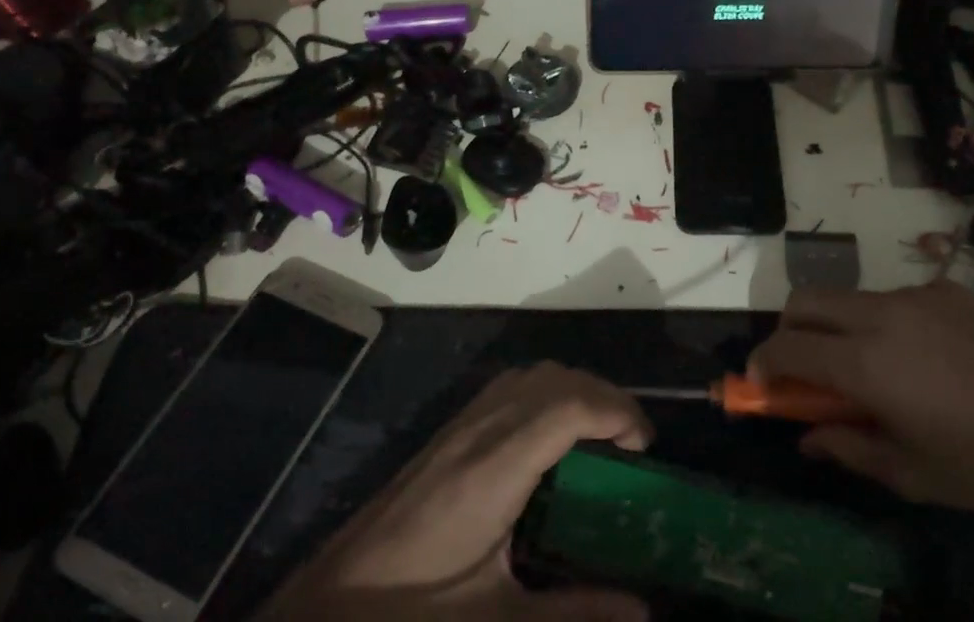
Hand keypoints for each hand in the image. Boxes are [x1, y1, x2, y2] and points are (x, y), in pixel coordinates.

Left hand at [262, 362, 651, 621]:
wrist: (328, 606)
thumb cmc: (413, 611)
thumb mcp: (499, 621)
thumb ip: (575, 612)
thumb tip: (644, 611)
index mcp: (494, 471)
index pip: (569, 408)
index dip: (618, 413)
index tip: (645, 448)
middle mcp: (478, 433)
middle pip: (555, 379)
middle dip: (605, 397)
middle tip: (631, 446)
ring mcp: (459, 428)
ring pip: (530, 376)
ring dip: (574, 391)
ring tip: (597, 439)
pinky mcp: (446, 435)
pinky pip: (508, 389)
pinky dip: (545, 395)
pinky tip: (549, 444)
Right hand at [748, 281, 973, 535]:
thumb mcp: (911, 475)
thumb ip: (847, 448)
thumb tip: (808, 436)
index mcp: (867, 361)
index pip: (787, 346)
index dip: (761, 364)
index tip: (759, 387)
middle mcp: (883, 314)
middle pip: (807, 300)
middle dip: (788, 331)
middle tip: (802, 373)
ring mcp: (918, 295)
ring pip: (851, 298)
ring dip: (837, 327)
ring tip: (872, 375)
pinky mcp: (950, 290)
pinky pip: (894, 300)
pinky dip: (881, 324)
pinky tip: (921, 362)